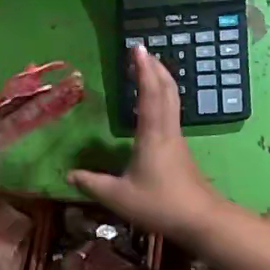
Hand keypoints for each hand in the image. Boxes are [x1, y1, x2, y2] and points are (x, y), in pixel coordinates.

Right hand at [70, 47, 231, 241]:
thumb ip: (92, 183)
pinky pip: (171, 114)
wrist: (201, 220)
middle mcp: (167, 130)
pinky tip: (155, 105)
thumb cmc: (160, 205)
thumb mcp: (119, 197)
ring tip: (149, 70)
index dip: (143, 70)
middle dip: (155, 68)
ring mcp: (176, 140)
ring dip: (161, 81)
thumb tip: (69, 175)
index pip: (149, 93)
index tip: (137, 48)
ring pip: (172, 101)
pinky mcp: (180, 150)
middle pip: (166, 90)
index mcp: (152, 135)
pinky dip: (163, 98)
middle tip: (143, 52)